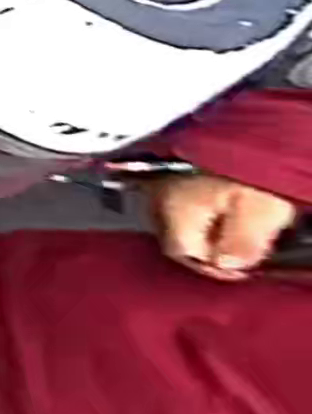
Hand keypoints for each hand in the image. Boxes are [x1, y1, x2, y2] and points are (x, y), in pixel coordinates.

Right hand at [154, 172, 297, 280]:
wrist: (244, 143)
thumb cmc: (250, 178)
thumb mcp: (260, 214)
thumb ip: (241, 244)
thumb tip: (227, 266)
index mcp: (173, 209)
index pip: (180, 251)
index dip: (212, 267)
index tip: (245, 271)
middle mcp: (153, 198)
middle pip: (171, 238)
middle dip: (203, 250)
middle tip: (242, 256)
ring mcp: (154, 188)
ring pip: (170, 224)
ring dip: (198, 236)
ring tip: (233, 239)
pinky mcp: (161, 181)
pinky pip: (172, 211)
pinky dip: (194, 222)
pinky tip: (217, 221)